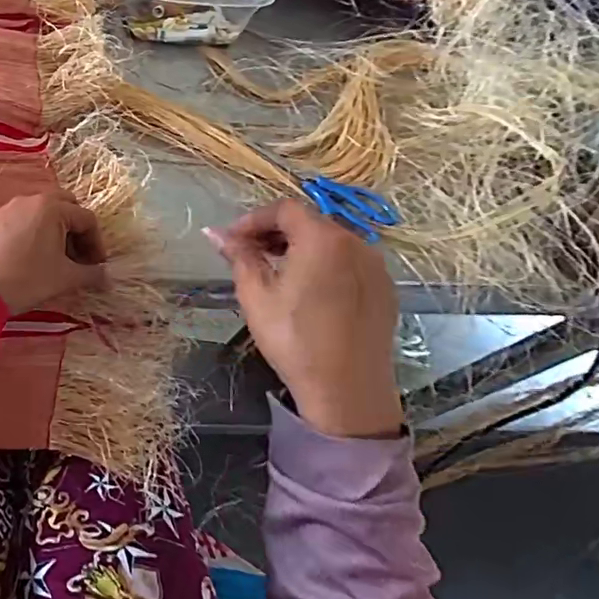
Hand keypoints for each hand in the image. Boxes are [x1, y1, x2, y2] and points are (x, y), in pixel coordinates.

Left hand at [0, 193, 107, 314]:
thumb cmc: (29, 278)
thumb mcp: (67, 277)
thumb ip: (93, 273)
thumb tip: (106, 276)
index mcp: (51, 206)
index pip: (86, 219)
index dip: (97, 244)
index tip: (97, 267)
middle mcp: (29, 200)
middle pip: (65, 207)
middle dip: (77, 230)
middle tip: (79, 257)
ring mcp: (9, 208)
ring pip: (43, 212)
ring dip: (57, 230)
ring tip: (59, 259)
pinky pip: (25, 219)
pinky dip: (37, 231)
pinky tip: (37, 256)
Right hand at [205, 199, 403, 438]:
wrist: (347, 388)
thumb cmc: (293, 336)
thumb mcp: (254, 293)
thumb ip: (238, 255)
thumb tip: (215, 232)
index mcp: (325, 241)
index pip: (285, 210)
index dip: (252, 219)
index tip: (230, 240)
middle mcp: (357, 245)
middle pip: (310, 221)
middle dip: (273, 231)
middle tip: (245, 252)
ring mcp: (376, 268)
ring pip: (330, 240)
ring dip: (297, 245)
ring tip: (271, 269)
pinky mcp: (384, 289)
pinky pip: (347, 260)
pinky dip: (320, 261)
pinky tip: (302, 286)